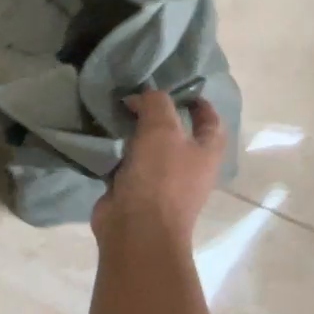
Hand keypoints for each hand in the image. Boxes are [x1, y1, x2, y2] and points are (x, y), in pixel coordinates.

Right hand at [93, 86, 227, 242]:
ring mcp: (162, 178)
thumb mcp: (161, 132)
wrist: (138, 226)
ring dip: (135, 132)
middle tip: (134, 98)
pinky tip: (102, 141)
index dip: (197, 103)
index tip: (175, 88)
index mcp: (207, 150)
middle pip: (178, 132)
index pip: (210, 120)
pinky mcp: (136, 189)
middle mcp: (189, 164)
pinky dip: (118, 151)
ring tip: (113, 115)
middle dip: (160, 115)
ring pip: (151, 147)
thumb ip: (155, 105)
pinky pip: (128, 163)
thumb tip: (141, 95)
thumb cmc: (159, 177)